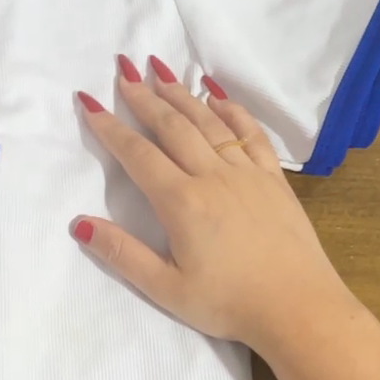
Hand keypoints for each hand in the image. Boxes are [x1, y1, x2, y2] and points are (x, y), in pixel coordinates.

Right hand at [72, 55, 360, 353]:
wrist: (299, 309)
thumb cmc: (229, 304)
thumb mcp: (166, 289)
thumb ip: (123, 254)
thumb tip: (80, 224)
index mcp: (182, 203)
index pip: (138, 155)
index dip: (110, 127)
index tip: (90, 101)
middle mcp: (213, 177)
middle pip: (172, 127)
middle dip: (145, 97)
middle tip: (125, 71)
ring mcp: (247, 174)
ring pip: (209, 123)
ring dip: (182, 94)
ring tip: (161, 71)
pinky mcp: (274, 179)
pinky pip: (250, 134)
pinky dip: (232, 110)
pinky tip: (218, 95)